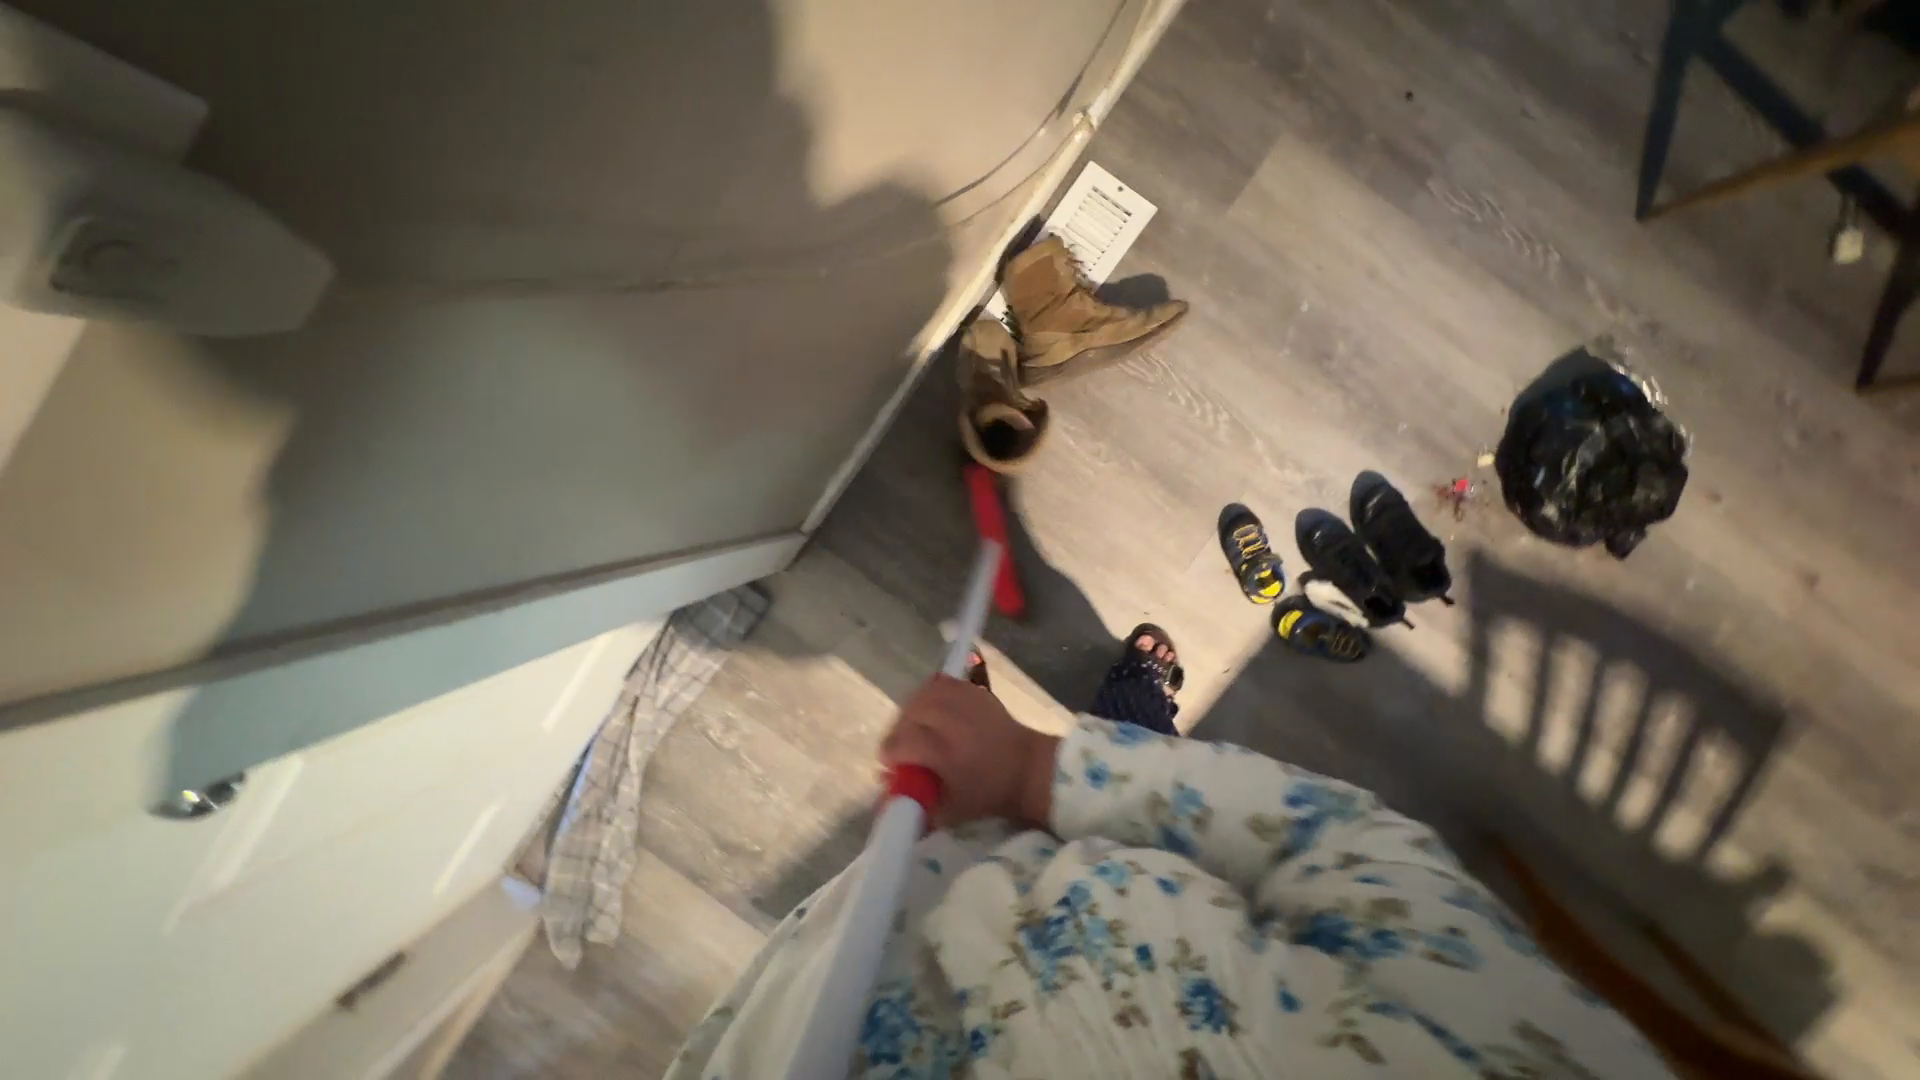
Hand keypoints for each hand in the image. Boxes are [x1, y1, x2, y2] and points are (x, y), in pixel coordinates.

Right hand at [878, 675, 1057, 829]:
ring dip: (912, 709)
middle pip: (911, 712)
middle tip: (901, 744)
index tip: (888, 762)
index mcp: (947, 753)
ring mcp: (966, 703)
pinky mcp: (976, 692)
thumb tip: (888, 801)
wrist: (1029, 768)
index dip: (890, 751)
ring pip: (925, 693)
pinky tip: (930, 708)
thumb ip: (918, 804)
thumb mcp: (953, 811)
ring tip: (913, 725)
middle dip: (899, 728)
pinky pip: (943, 683)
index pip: (905, 742)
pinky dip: (930, 693)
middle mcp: (954, 723)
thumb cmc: (991, 793)